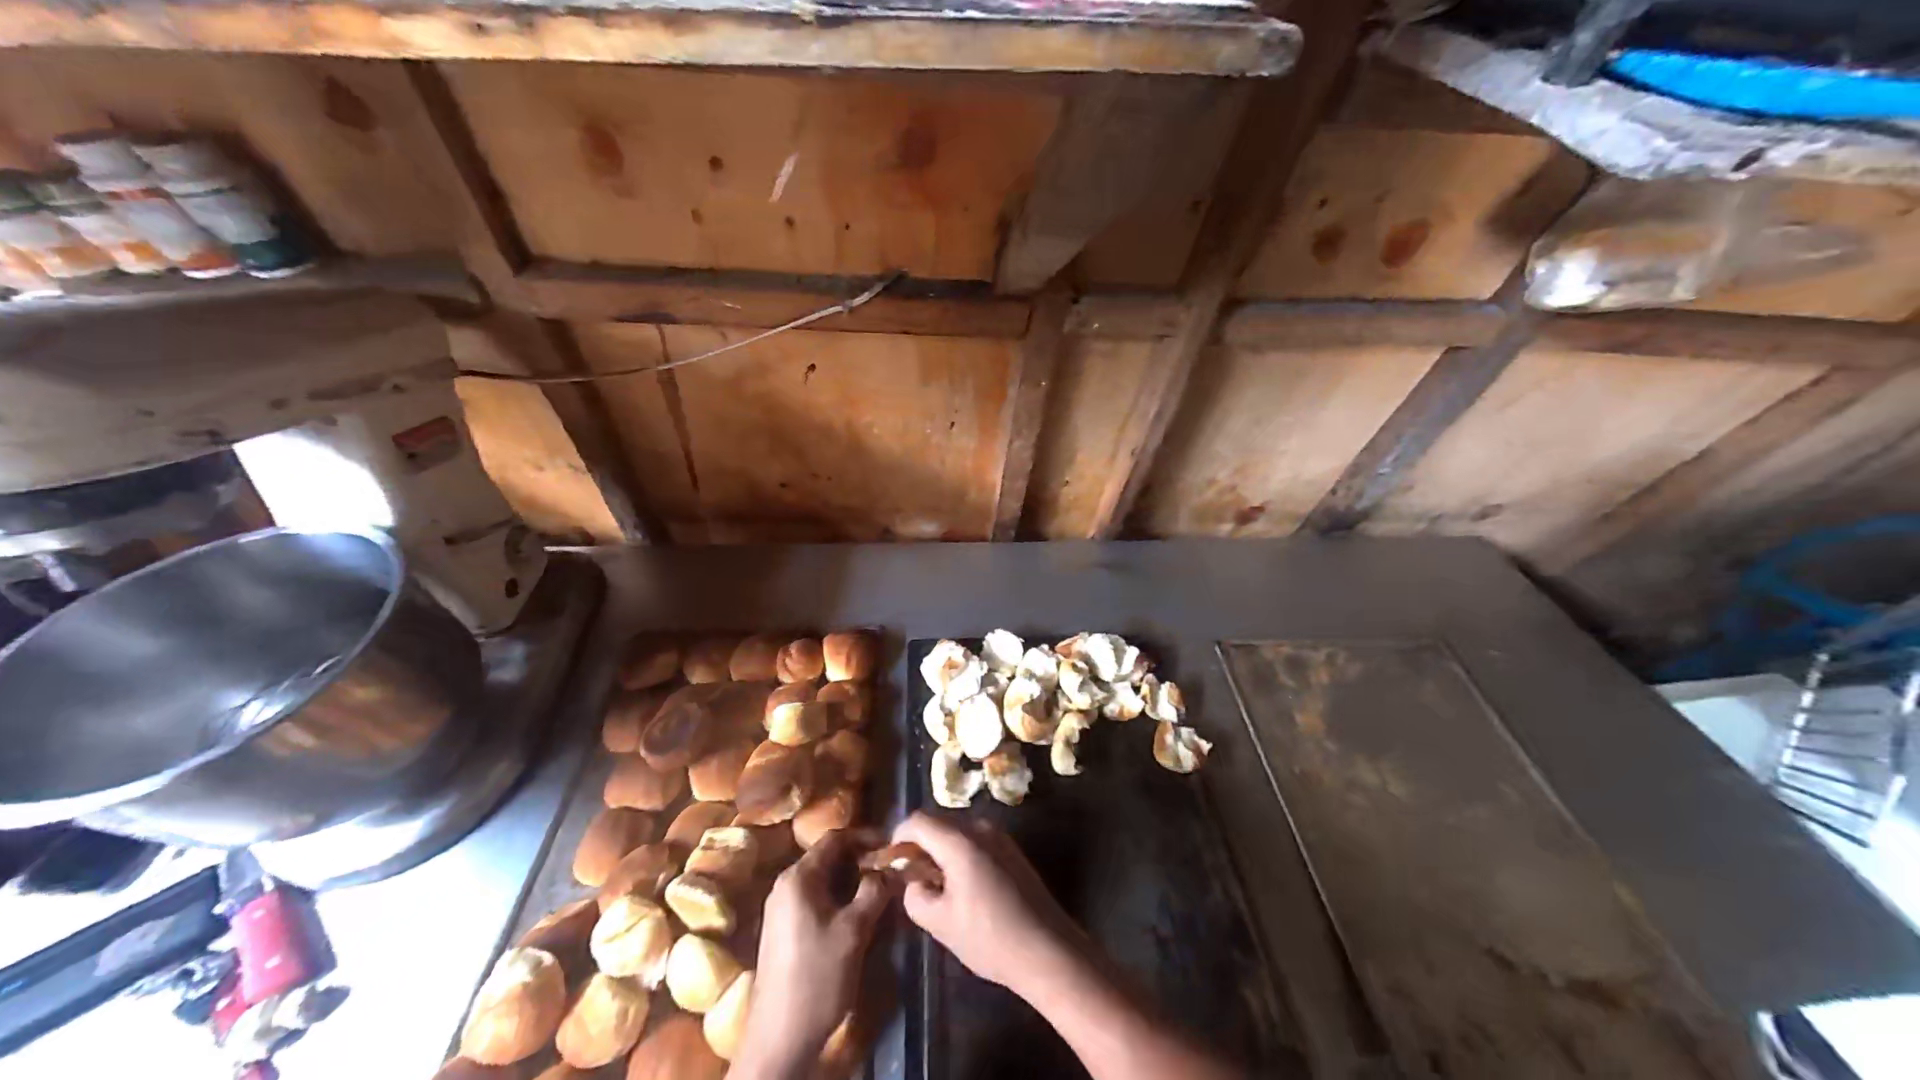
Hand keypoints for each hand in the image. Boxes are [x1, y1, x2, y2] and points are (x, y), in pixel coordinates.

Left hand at [733, 829, 889, 1076]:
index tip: (893, 847)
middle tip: (891, 871)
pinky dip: (838, 899)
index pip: (835, 838)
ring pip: (823, 881)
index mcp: (798, 878)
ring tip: (881, 892)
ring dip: (852, 882)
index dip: (866, 837)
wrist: (779, 1038)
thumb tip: (891, 868)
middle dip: (861, 861)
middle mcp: (785, 885)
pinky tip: (859, 916)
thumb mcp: (854, 931)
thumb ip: (874, 892)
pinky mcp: (783, 930)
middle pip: (828, 858)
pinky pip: (815, 900)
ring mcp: (781, 909)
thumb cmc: (817, 977)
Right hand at [890, 812, 1082, 994]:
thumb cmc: (990, 937)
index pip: (917, 821)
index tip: (891, 863)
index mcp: (960, 842)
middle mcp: (981, 828)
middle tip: (911, 878)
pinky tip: (964, 888)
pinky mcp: (1012, 850)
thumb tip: (913, 881)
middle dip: (920, 845)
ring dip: (941, 850)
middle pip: (938, 823)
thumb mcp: (940, 923)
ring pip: (957, 832)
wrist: (1048, 951)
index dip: (898, 838)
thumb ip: (914, 895)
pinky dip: (961, 855)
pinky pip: (976, 841)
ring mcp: (1000, 837)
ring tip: (937, 887)